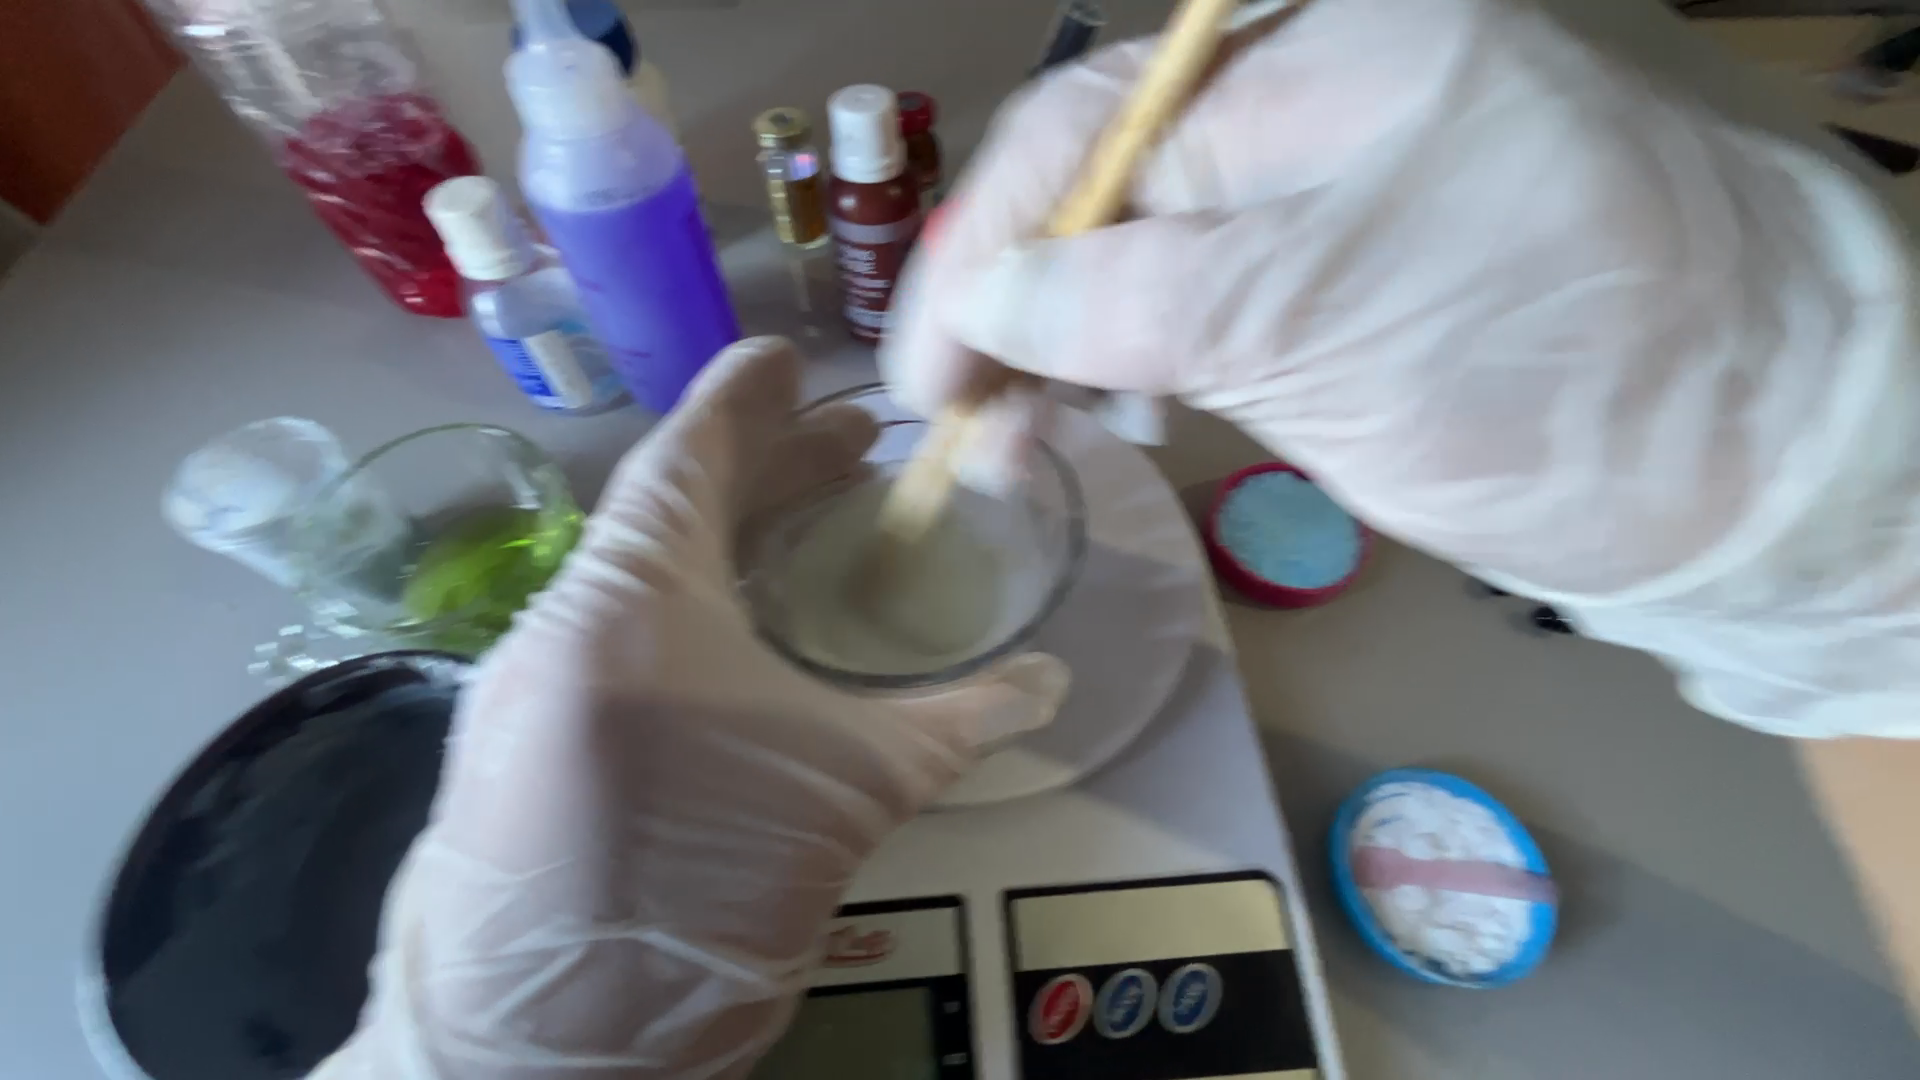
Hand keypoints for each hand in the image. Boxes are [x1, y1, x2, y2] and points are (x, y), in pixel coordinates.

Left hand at [316, 338, 1068, 1079]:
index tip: (783, 355)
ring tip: (819, 506)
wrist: (551, 1056)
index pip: (685, 463)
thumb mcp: (846, 795)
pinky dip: (702, 594)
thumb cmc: (701, 898)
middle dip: (767, 462)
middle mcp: (573, 625)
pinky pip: (630, 624)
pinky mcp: (538, 732)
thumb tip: (1052, 683)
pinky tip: (756, 613)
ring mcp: (542, 678)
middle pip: (679, 507)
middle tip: (848, 438)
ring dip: (739, 530)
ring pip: (655, 567)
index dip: (740, 400)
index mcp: (633, 611)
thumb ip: (954, 726)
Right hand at [884, 0, 1917, 735]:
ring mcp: (1279, 223)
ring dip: (1038, 360)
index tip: (922, 373)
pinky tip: (1080, 426)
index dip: (978, 254)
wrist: (1724, 472)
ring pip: (1107, 274)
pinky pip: (1153, 327)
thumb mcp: (1321, 313)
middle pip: (1080, 206)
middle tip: (949, 424)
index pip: (1080, 135)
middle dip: (999, 318)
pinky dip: (1099, 381)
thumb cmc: (1549, 366)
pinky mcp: (1285, 309)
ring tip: (1007, 446)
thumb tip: (985, 306)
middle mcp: (1279, 125)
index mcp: (1301, 66)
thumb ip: (1132, 301)